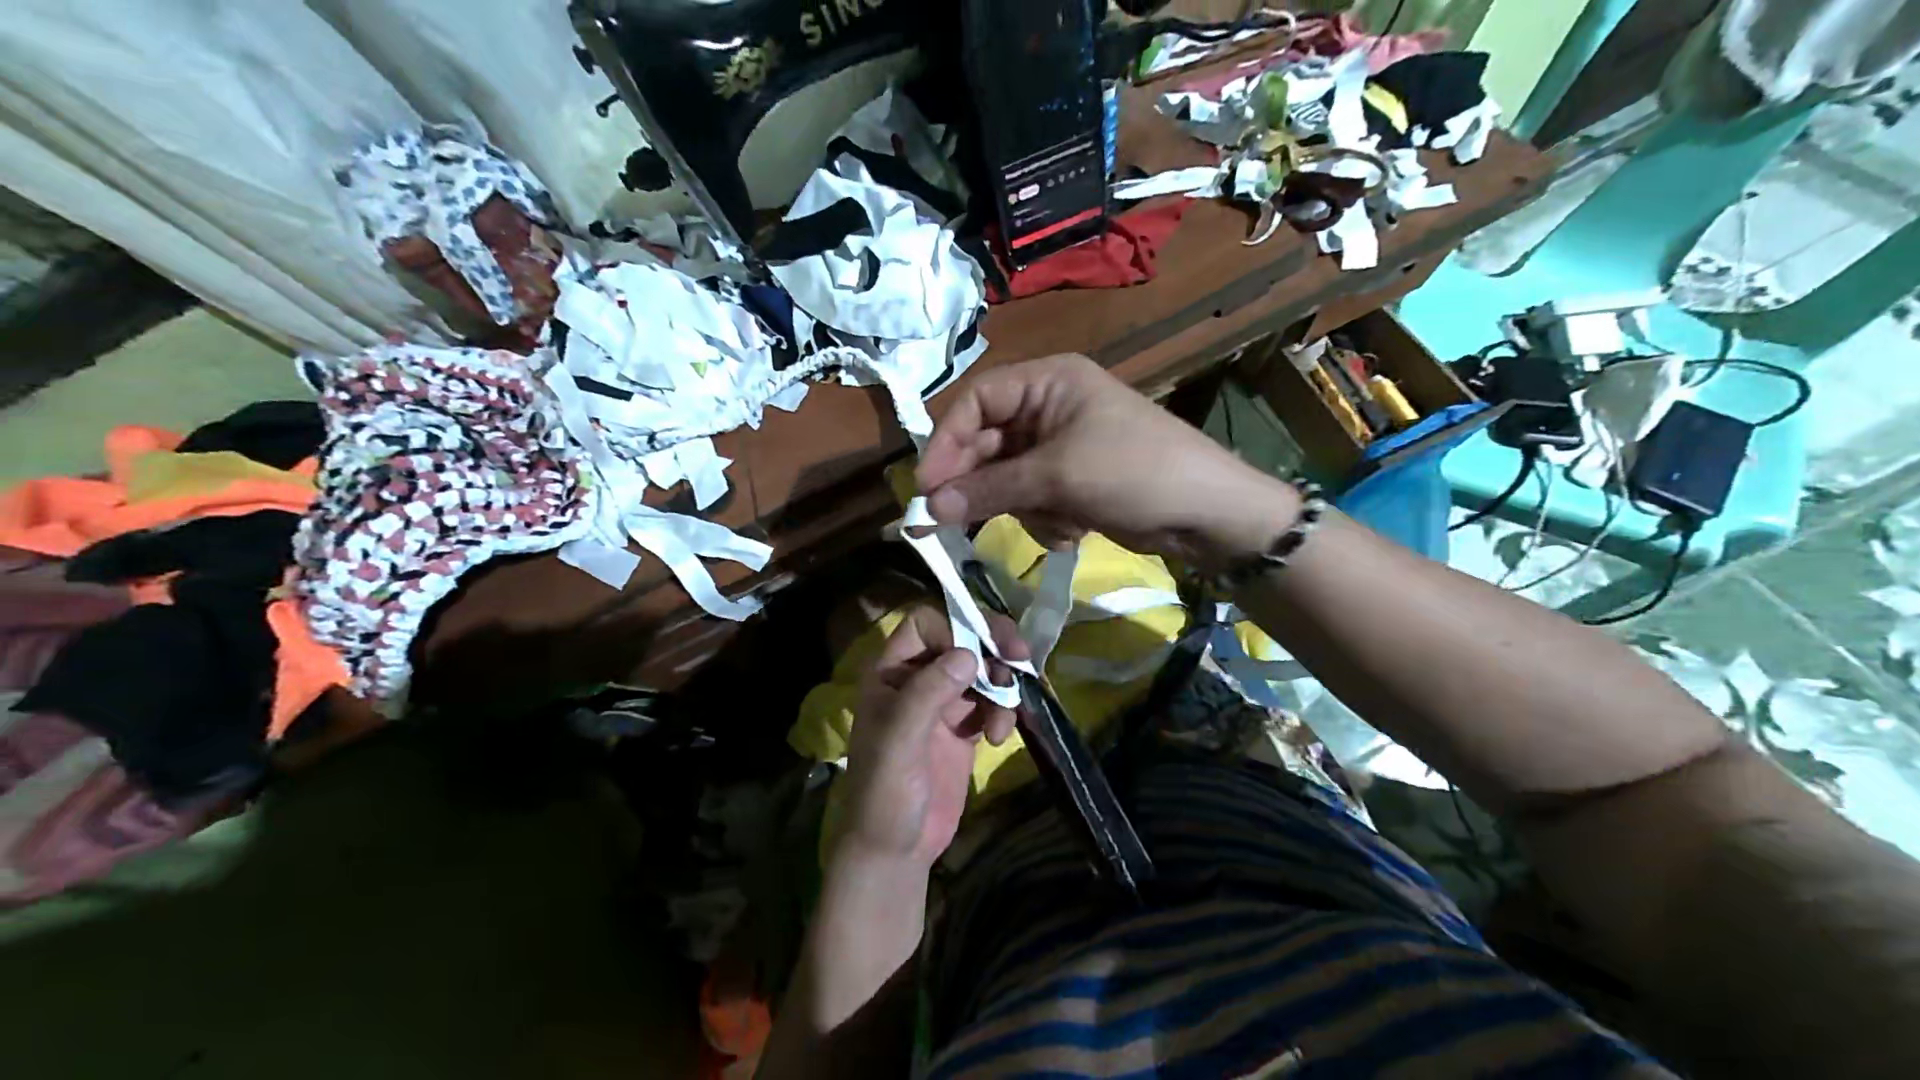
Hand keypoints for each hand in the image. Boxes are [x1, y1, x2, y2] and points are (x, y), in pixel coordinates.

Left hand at [841, 606, 1028, 867]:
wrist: (896, 850)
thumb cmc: (885, 793)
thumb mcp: (900, 740)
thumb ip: (928, 693)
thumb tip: (969, 654)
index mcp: (891, 672)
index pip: (925, 624)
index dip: (956, 626)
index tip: (985, 648)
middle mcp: (917, 679)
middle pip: (961, 640)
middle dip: (992, 645)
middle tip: (1020, 658)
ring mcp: (942, 703)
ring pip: (981, 669)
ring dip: (1001, 683)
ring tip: (1005, 718)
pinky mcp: (964, 727)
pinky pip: (992, 700)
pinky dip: (1003, 710)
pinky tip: (1000, 735)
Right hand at [917, 354, 1298, 568]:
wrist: (1207, 514)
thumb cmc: (1134, 472)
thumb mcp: (1057, 476)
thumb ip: (989, 490)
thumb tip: (927, 507)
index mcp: (1048, 382)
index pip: (976, 401)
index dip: (947, 442)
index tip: (926, 486)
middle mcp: (1049, 408)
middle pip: (987, 443)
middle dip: (981, 485)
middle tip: (948, 522)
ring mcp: (1060, 448)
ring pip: (1006, 478)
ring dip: (1022, 507)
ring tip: (1056, 520)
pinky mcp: (1071, 482)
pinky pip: (1032, 500)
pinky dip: (1045, 519)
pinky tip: (1073, 530)